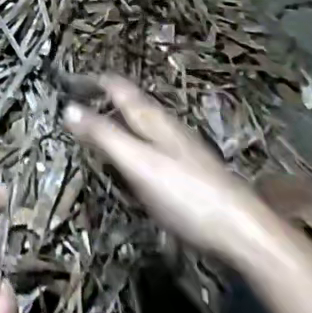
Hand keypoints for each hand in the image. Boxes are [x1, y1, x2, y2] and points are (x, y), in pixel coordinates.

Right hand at [63, 75, 274, 263]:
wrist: (243, 232)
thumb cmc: (185, 194)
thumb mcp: (137, 163)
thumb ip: (103, 136)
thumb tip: (68, 107)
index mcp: (152, 118)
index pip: (119, 87)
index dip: (95, 81)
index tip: (71, 82)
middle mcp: (168, 126)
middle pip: (132, 104)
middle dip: (106, 101)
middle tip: (79, 106)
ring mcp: (182, 149)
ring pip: (144, 125)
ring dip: (121, 122)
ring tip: (100, 130)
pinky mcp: (191, 172)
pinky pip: (153, 147)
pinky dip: (135, 145)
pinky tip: (134, 164)